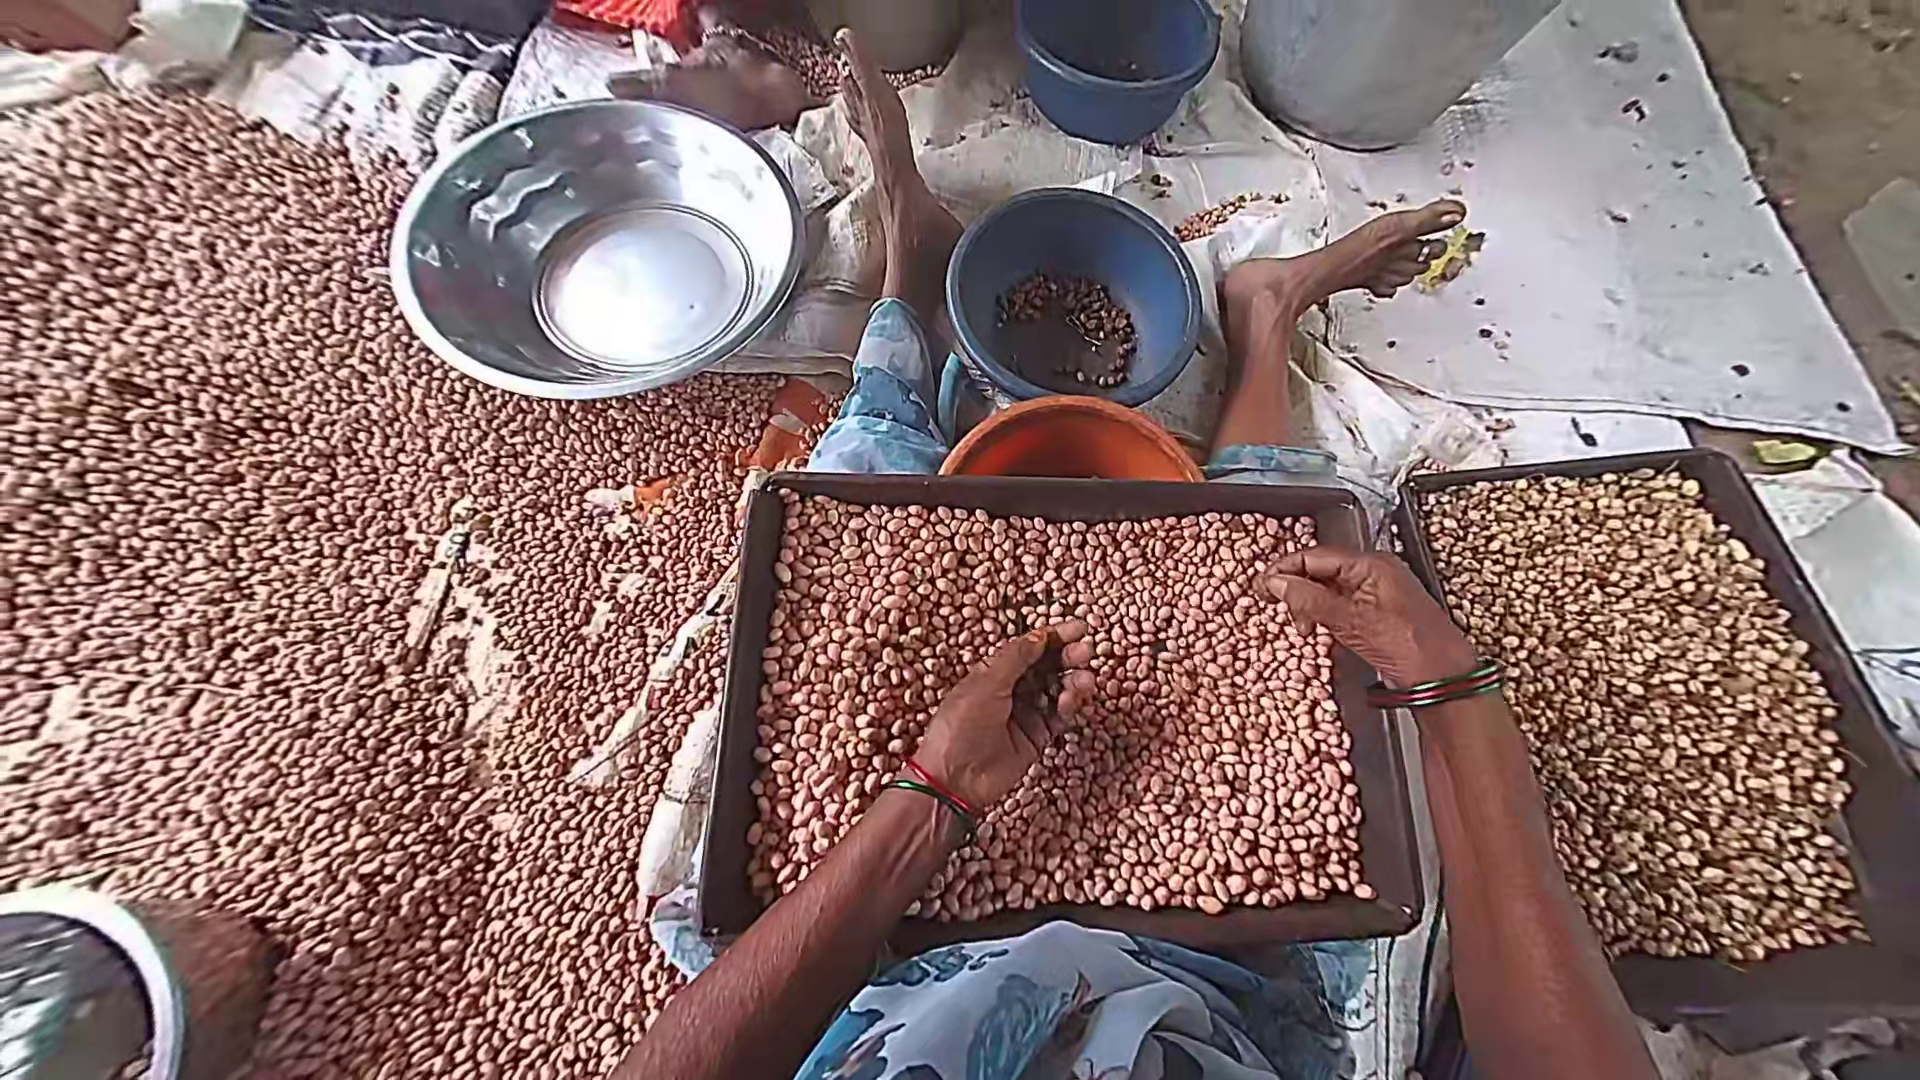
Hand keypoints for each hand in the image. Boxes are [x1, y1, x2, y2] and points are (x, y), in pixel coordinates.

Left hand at [912, 622, 1095, 810]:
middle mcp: (1012, 690)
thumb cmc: (961, 726)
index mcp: (994, 672)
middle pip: (1046, 666)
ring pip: (1056, 689)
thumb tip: (1039, 636)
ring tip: (1084, 679)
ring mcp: (1025, 713)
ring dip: (1072, 681)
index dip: (1053, 636)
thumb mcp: (986, 684)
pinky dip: (1068, 705)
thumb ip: (1015, 659)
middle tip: (1085, 651)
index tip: (1078, 628)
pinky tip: (1071, 699)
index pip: (1029, 648)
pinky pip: (1059, 716)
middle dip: (1066, 657)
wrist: (955, 779)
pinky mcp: (1037, 737)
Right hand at [1260, 546, 1476, 686]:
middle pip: (1318, 570)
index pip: (1313, 556)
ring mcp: (1374, 591)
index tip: (1262, 587)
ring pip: (1325, 588)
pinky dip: (1321, 614)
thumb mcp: (1350, 621)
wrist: (1445, 680)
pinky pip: (1337, 603)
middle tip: (1277, 607)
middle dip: (1295, 589)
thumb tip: (1275, 583)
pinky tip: (1316, 629)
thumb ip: (1309, 599)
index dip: (1284, 570)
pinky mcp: (1374, 611)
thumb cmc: (1408, 647)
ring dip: (1306, 604)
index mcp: (1370, 564)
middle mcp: (1372, 571)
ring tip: (1303, 626)